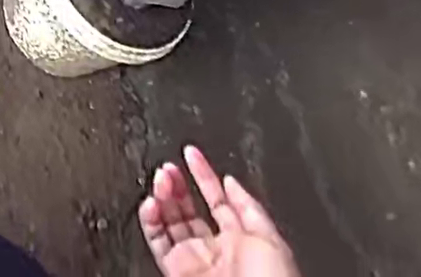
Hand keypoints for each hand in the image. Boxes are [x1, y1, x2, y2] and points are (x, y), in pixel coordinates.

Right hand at [139, 146, 299, 276]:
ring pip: (169, 219)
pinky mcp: (174, 269)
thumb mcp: (272, 241)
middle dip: (177, 183)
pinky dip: (149, 218)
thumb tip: (230, 181)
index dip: (204, 175)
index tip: (191, 154)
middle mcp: (216, 251)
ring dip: (162, 194)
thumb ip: (250, 208)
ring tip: (161, 178)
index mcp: (242, 245)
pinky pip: (156, 238)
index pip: (217, 202)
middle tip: (169, 166)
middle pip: (189, 208)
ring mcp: (194, 260)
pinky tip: (152, 202)